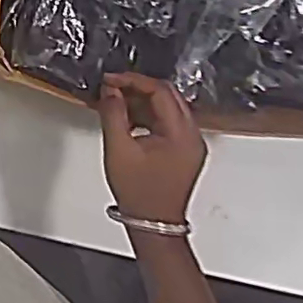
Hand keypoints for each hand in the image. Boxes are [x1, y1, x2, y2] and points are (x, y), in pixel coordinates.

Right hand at [97, 73, 206, 224]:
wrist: (153, 223)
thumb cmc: (137, 189)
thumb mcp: (118, 148)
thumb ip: (113, 113)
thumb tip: (110, 89)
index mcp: (181, 134)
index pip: (161, 91)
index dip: (133, 80)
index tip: (109, 79)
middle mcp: (193, 136)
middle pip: (168, 95)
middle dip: (138, 86)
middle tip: (112, 86)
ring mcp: (190, 144)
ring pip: (168, 107)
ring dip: (142, 100)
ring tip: (114, 101)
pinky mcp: (184, 150)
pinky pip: (167, 121)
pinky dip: (147, 114)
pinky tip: (126, 118)